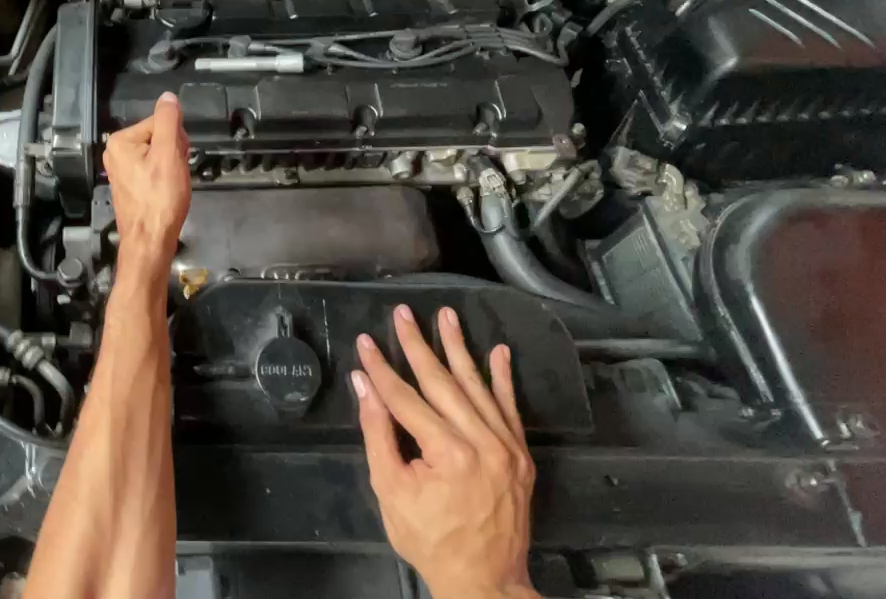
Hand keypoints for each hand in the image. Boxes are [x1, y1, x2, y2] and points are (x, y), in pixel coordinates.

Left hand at [102, 92, 190, 282]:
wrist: (151, 241)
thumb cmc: (160, 199)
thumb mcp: (169, 154)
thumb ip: (168, 121)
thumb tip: (168, 97)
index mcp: (120, 141)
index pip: (159, 123)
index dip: (176, 139)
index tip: (178, 158)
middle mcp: (116, 153)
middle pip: (158, 137)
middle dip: (174, 152)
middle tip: (175, 173)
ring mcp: (122, 171)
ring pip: (159, 154)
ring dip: (172, 166)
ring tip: (172, 184)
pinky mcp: (130, 185)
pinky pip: (154, 170)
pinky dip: (165, 178)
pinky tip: (167, 192)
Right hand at [353, 305, 537, 598]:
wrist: (485, 582)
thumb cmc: (429, 539)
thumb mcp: (391, 489)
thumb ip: (377, 432)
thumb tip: (364, 385)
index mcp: (448, 452)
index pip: (406, 397)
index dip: (382, 368)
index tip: (365, 341)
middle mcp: (483, 442)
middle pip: (442, 382)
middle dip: (418, 344)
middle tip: (403, 314)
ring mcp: (507, 447)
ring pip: (478, 386)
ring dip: (460, 347)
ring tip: (448, 316)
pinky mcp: (521, 455)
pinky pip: (510, 408)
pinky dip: (503, 378)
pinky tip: (499, 352)